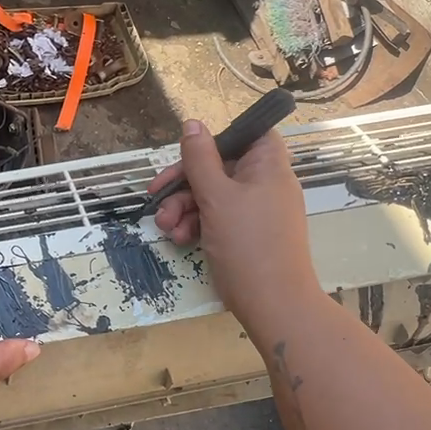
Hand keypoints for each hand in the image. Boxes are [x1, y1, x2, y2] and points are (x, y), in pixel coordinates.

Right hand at [146, 121, 322, 329]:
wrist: (273, 305)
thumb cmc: (247, 243)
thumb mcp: (216, 196)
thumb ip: (200, 159)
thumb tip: (192, 124)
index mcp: (268, 168)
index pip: (254, 133)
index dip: (225, 135)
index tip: (195, 149)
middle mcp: (264, 185)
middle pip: (220, 165)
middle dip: (185, 181)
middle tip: (156, 192)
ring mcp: (255, 211)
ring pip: (212, 193)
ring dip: (183, 206)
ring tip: (164, 226)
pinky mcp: (245, 234)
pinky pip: (217, 216)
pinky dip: (196, 223)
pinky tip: (178, 238)